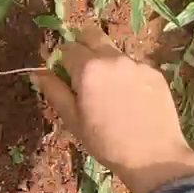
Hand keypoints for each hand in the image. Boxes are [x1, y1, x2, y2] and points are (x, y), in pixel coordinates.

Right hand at [31, 20, 193, 192]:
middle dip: (81, 45)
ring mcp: (136, 63)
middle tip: (81, 71)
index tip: (61, 74)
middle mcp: (112, 57)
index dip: (60, 60)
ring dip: (105, 62)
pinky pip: (132, 65)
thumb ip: (54, 90)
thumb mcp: (72, 120)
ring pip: (113, 51)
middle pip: (91, 34)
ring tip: (109, 92)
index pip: (66, 48)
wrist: (154, 157)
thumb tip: (38, 72)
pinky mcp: (155, 72)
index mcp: (88, 68)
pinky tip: (130, 99)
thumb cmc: (105, 142)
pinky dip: (125, 74)